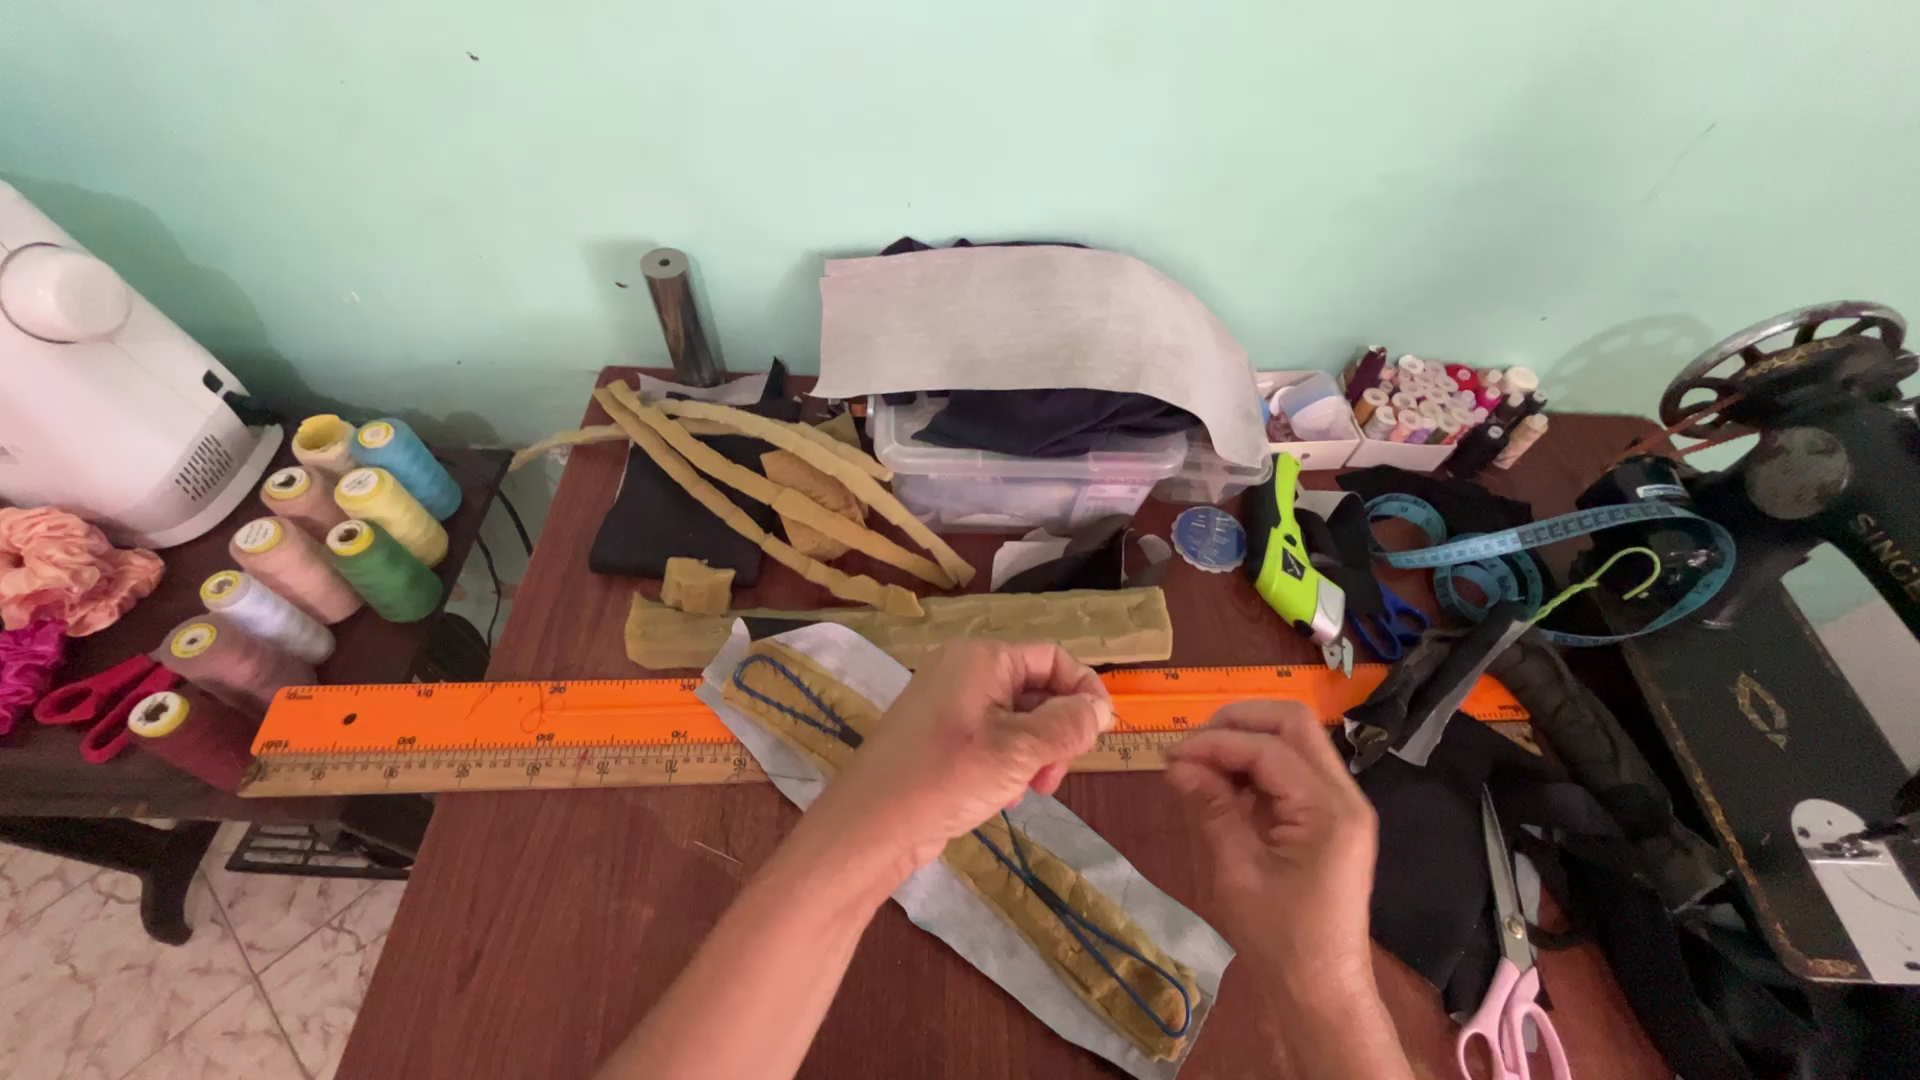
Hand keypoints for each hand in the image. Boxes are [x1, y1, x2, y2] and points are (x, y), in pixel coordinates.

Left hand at [806, 640, 1112, 874]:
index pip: (1053, 657)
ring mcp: (949, 703)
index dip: (1083, 691)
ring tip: (1028, 789)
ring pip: (1017, 718)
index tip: (1098, 735)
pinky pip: (992, 738)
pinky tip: (1003, 795)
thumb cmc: (945, 777)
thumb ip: (1067, 725)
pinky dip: (1008, 763)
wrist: (869, 826)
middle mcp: (965, 670)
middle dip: (1057, 731)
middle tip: (1054, 776)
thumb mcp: (1017, 751)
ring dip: (1035, 753)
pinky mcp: (941, 735)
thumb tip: (1102, 707)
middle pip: (1036, 688)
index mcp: (982, 658)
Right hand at [1164, 702, 1379, 995]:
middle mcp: (1343, 796)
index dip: (1215, 743)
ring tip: (1201, 763)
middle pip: (1292, 722)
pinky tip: (1222, 783)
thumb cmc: (1280, 940)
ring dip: (1244, 739)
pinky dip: (1254, 762)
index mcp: (1327, 811)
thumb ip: (1212, 807)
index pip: (1267, 748)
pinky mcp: (1328, 814)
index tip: (1172, 756)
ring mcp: (1340, 803)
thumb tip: (1176, 763)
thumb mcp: (1237, 871)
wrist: (1321, 990)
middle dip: (1235, 722)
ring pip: (1293, 738)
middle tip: (1191, 746)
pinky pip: (1291, 766)